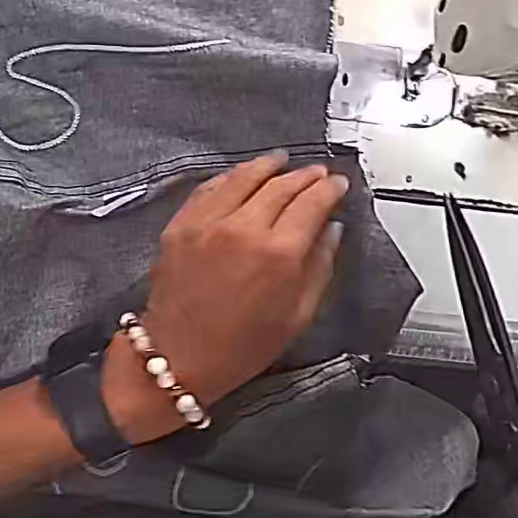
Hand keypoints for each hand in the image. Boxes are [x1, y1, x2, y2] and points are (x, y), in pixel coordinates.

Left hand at [102, 151, 347, 443]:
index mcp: (277, 253)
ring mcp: (206, 223)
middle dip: (303, 176)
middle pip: (280, 186)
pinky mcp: (180, 225)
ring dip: (266, 166)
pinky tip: (240, 175)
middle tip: (317, 173)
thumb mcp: (296, 316)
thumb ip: (319, 267)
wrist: (178, 356)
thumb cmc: (241, 346)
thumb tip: (332, 230)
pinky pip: (209, 189)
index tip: (338, 184)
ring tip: (281, 161)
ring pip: (242, 178)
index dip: (329, 189)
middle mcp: (242, 228)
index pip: (311, 203)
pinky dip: (229, 177)